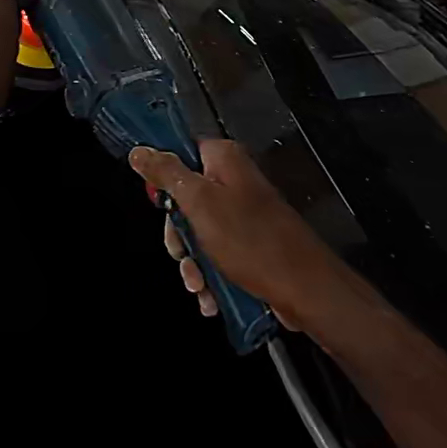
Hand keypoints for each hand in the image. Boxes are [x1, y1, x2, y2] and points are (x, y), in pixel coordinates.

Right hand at [129, 139, 329, 325]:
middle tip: (180, 253)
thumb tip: (139, 151)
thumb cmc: (251, 241)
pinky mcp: (251, 244)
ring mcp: (244, 213)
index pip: (179, 151)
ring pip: (198, 231)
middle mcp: (233, 180)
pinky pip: (217, 253)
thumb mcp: (198, 202)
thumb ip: (166, 174)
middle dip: (178, 234)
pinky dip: (210, 274)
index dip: (163, 177)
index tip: (158, 202)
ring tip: (199, 286)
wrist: (307, 291)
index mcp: (223, 159)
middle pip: (185, 197)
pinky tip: (210, 296)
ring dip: (192, 261)